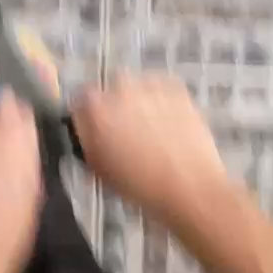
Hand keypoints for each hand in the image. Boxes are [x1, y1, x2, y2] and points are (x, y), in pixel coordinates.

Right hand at [72, 74, 231, 230]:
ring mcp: (149, 85)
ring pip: (137, 87)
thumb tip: (86, 130)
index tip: (98, 129)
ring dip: (139, 101)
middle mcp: (119, 88)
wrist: (191, 188)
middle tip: (126, 131)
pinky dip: (162, 100)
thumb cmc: (140, 186)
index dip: (89, 115)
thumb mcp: (99, 169)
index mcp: (95, 109)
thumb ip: (86, 142)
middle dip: (115, 106)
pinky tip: (168, 122)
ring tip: (151, 127)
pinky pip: (161, 87)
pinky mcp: (175, 87)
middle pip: (110, 90)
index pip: (82, 100)